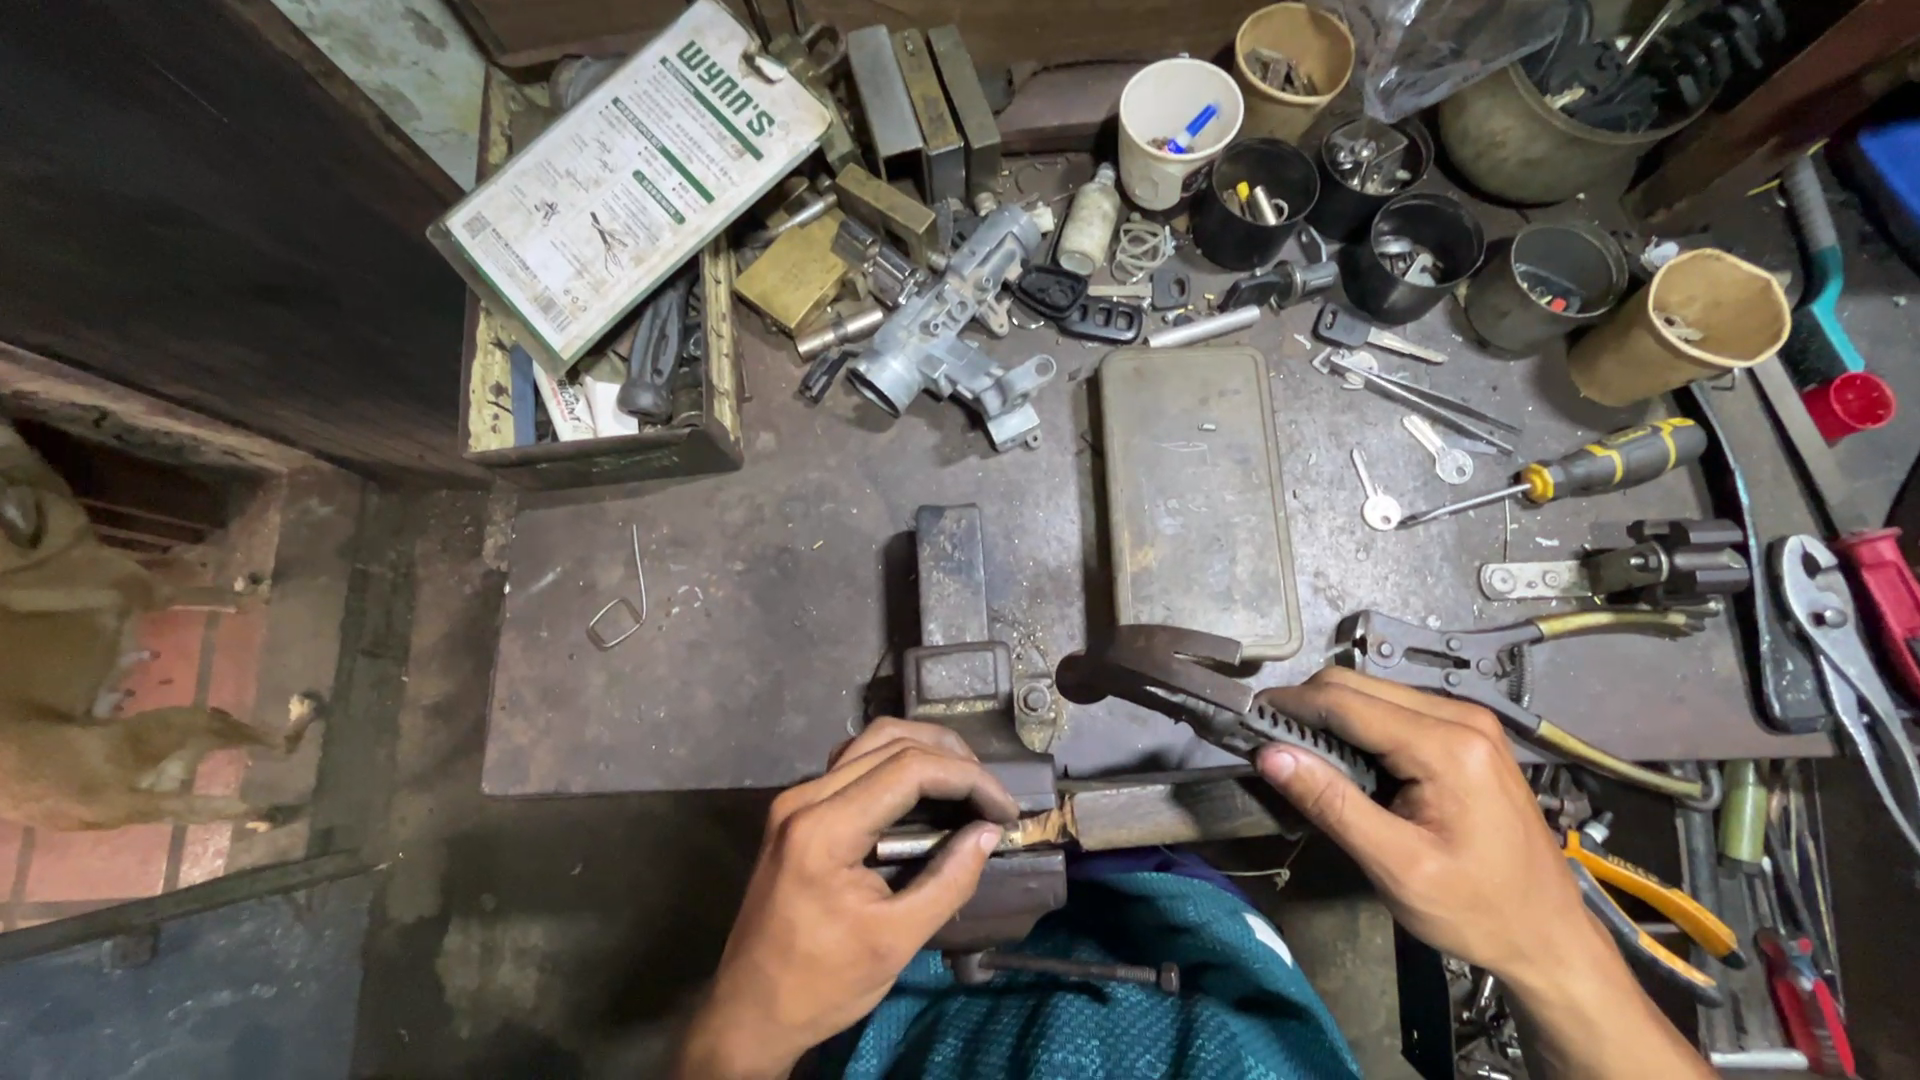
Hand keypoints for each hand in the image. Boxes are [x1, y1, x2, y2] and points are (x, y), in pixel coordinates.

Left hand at [675, 719, 1017, 1079]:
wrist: (750, 1009)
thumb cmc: (822, 983)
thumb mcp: (896, 941)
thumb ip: (949, 880)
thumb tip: (989, 832)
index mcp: (824, 828)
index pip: (909, 769)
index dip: (967, 778)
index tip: (1005, 809)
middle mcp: (805, 796)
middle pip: (891, 741)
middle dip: (952, 758)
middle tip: (991, 793)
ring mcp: (797, 797)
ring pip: (872, 740)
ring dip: (925, 750)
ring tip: (967, 782)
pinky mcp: (798, 808)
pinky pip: (854, 761)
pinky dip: (896, 760)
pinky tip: (923, 788)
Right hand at [1251, 667, 1598, 983]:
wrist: (1550, 936)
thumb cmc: (1477, 909)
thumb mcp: (1396, 867)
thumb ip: (1332, 804)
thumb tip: (1268, 753)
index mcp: (1447, 747)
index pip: (1344, 701)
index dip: (1288, 706)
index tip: (1245, 723)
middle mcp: (1460, 717)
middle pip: (1355, 685)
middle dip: (1303, 707)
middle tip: (1266, 743)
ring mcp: (1467, 721)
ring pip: (1370, 691)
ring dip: (1326, 715)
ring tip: (1297, 754)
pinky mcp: (1465, 733)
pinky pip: (1391, 708)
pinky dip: (1353, 724)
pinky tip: (1341, 760)